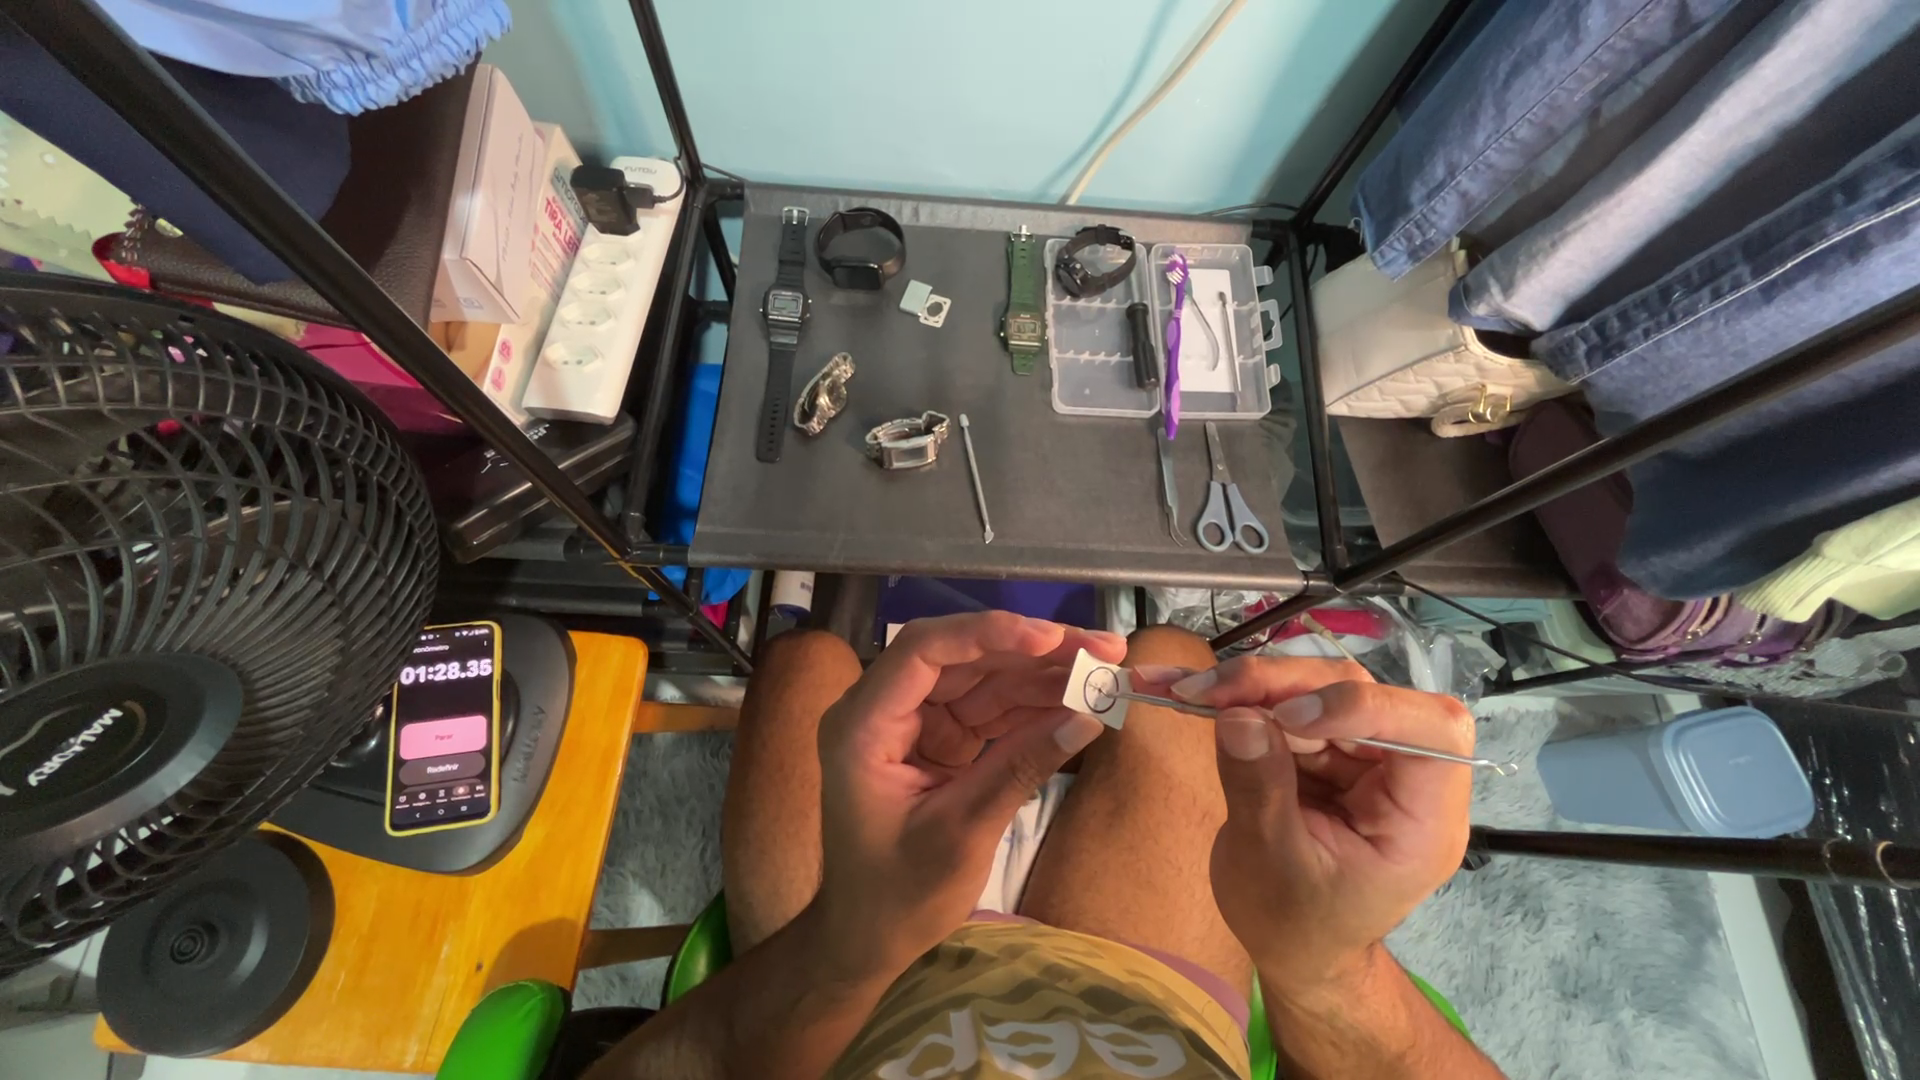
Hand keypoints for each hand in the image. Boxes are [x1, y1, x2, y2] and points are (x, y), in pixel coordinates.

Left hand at [812, 613, 1123, 977]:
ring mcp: (915, 721)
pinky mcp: (940, 737)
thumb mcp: (961, 834)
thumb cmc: (898, 895)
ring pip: (984, 677)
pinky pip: (991, 708)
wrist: (870, 937)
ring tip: (1105, 666)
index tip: (1051, 637)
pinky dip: (1034, 704)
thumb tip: (1088, 716)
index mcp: (864, 724)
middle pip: (963, 657)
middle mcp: (885, 708)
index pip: (923, 652)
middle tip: (1102, 647)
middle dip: (1032, 649)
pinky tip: (1079, 696)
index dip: (988, 634)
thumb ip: (1020, 768)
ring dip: (1043, 672)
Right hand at [1154, 657, 1473, 998]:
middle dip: (1278, 683)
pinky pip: (1277, 701)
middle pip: (1357, 690)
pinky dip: (1227, 693)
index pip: (1433, 731)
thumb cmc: (1294, 923)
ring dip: (1245, 682)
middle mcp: (1396, 771)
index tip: (1287, 719)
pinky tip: (1173, 688)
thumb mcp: (1271, 864)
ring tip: (1181, 691)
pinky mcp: (1317, 743)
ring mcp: (1355, 752)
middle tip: (1205, 691)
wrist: (1287, 942)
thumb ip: (1259, 789)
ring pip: (1312, 684)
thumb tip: (1236, 716)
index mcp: (1420, 816)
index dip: (1364, 707)